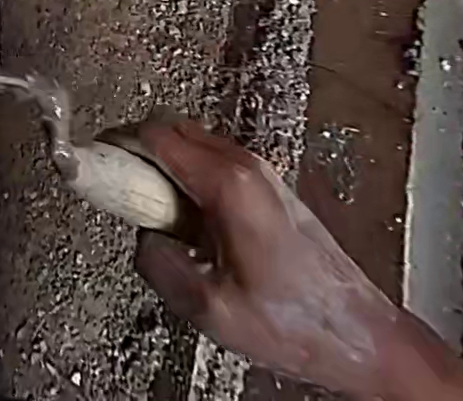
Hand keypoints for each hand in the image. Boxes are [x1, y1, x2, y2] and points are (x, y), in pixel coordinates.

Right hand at [134, 121, 462, 399]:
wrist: (362, 335)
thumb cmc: (293, 324)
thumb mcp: (209, 309)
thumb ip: (159, 264)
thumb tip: (142, 238)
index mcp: (227, 184)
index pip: (156, 136)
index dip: (120, 143)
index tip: (100, 159)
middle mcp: (243, 164)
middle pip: (172, 127)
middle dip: (138, 147)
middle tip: (121, 181)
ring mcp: (258, 169)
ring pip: (192, 139)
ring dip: (163, 159)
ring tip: (153, 204)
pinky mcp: (266, 182)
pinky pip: (211, 157)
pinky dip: (187, 169)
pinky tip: (188, 214)